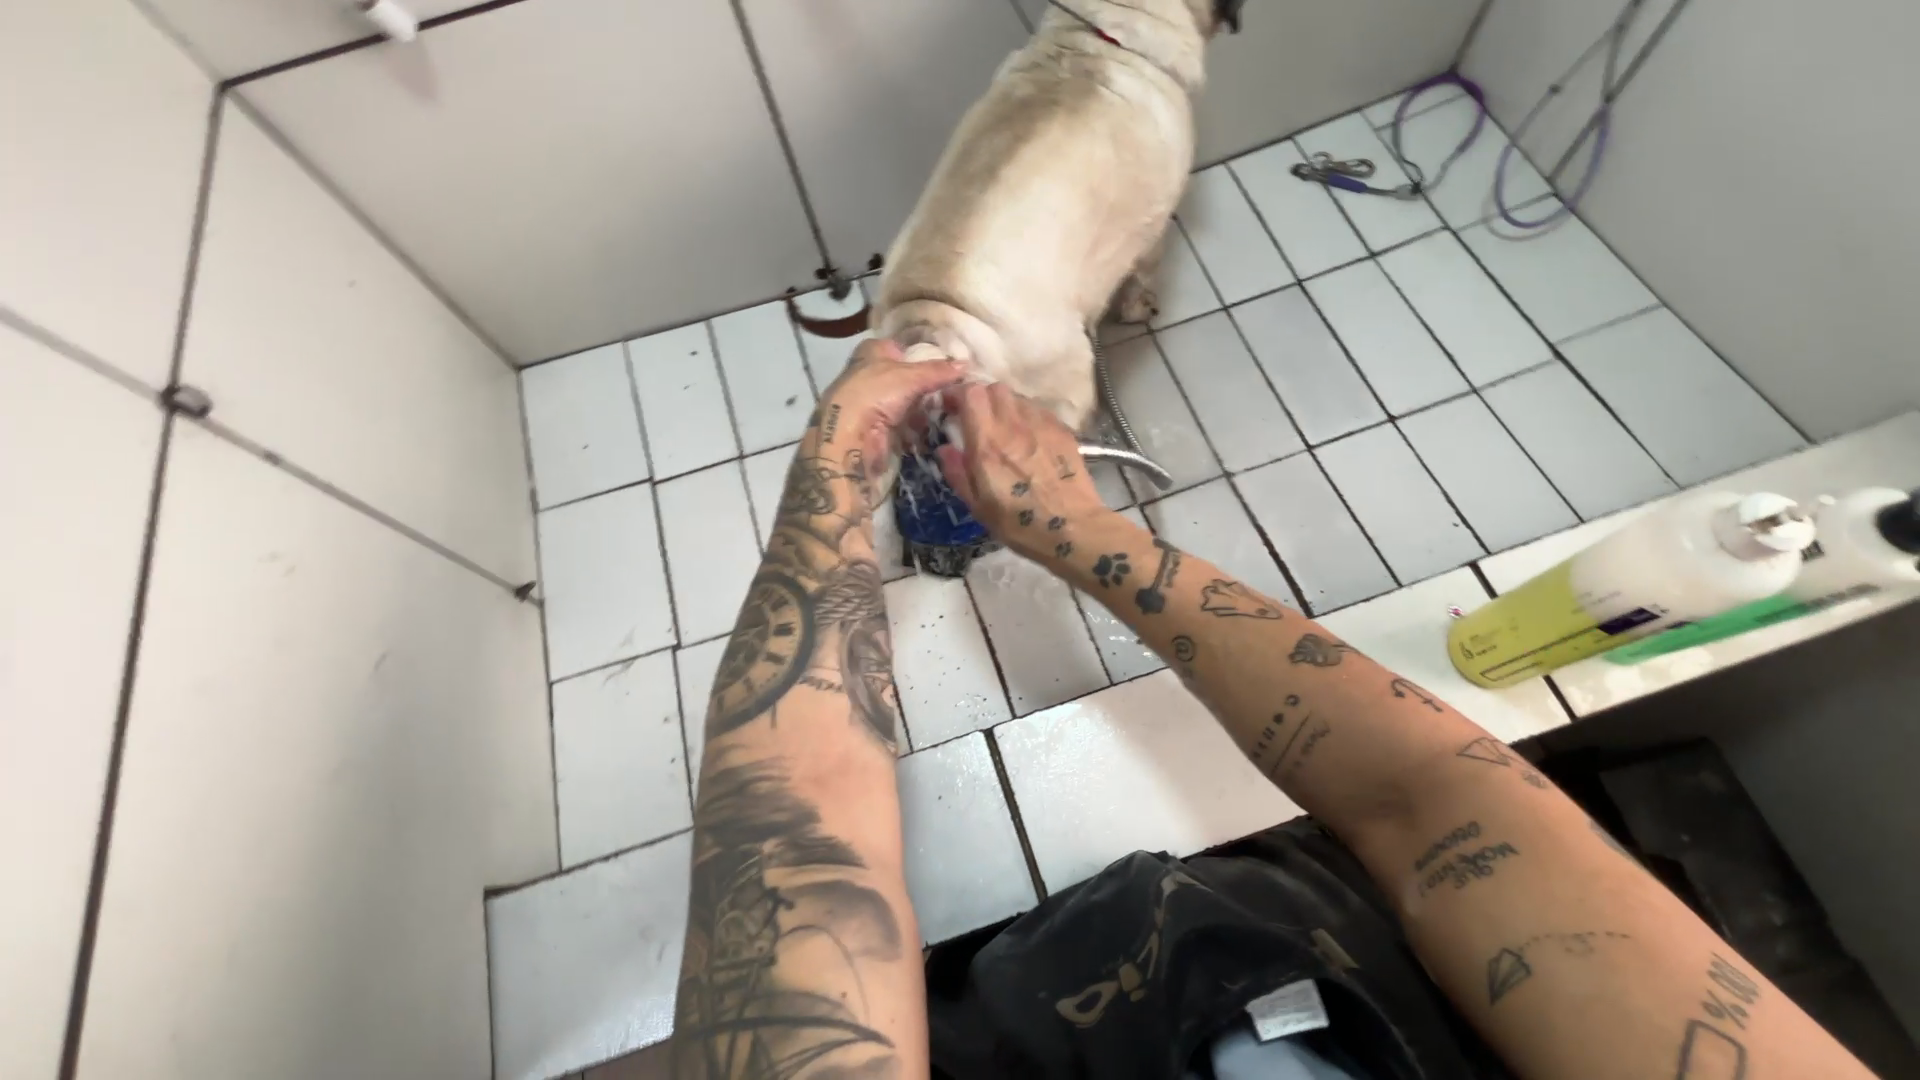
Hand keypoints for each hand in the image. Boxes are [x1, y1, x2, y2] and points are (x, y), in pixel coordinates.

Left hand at [805, 338, 968, 506]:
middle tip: (956, 386)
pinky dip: (919, 426)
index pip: (899, 346)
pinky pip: (906, 423)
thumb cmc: (874, 394)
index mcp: (871, 353)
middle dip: (928, 383)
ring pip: (908, 401)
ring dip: (926, 407)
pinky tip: (936, 426)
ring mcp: (874, 404)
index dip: (919, 351)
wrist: (850, 440)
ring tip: (952, 407)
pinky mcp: (879, 429)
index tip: (946, 359)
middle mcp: (871, 376)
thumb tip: (968, 365)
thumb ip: (939, 371)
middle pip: (906, 376)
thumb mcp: (910, 376)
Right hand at [935, 382, 1113, 564]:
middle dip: (981, 397)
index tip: (951, 407)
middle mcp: (1013, 426)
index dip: (957, 394)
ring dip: (1005, 407)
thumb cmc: (1020, 524)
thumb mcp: (978, 507)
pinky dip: (1027, 417)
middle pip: (994, 388)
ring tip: (1004, 428)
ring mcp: (1041, 426)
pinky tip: (1029, 438)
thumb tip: (945, 449)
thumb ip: (957, 473)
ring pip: (1018, 397)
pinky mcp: (1062, 431)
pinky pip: (1038, 411)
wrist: (1074, 529)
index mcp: (987, 444)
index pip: (970, 394)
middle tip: (977, 418)